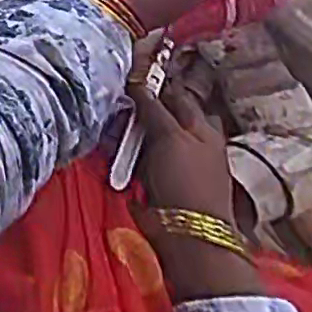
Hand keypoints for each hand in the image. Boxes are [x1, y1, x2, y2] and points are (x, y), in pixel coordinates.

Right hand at [133, 75, 262, 300]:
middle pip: (159, 114)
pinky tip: (112, 150)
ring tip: (109, 127)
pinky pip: (138, 155)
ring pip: (145, 134)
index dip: (154, 84)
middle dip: (136, 109)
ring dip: (127, 131)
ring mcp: (174, 161)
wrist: (187, 233)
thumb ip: (153, 107)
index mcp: (202, 126)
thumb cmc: (185, 180)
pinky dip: (125, 151)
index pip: (175, 94)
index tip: (128, 78)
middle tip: (115, 103)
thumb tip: (138, 82)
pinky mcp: (158, 178)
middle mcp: (190, 140)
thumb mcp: (170, 136)